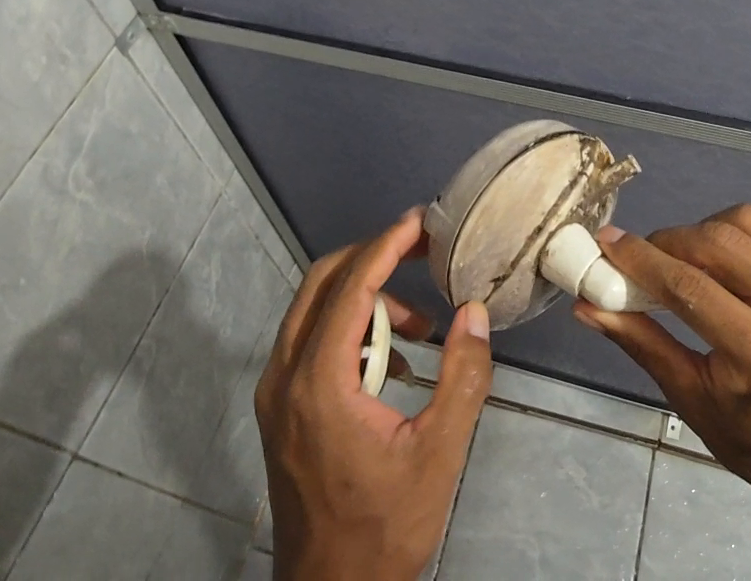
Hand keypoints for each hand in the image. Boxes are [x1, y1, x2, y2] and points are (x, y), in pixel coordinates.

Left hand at [255, 209, 493, 580]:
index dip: (386, 247)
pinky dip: (350, 330)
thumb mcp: (439, 453)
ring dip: (364, 299)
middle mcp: (284, 376)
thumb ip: (463, 377)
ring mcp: (275, 393)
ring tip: (419, 326)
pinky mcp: (280, 409)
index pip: (349, 287)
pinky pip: (311, 342)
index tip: (419, 223)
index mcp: (318, 382)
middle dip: (372, 257)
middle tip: (421, 251)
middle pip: (320, 284)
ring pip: (312, 311)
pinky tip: (393, 362)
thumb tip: (474, 314)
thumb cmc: (385, 527)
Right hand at [573, 204, 750, 506]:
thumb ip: (640, 342)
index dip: (643, 259)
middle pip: (721, 242)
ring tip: (680, 258)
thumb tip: (587, 305)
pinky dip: (735, 234)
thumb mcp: (690, 400)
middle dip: (669, 241)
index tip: (608, 243)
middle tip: (642, 258)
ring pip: (748, 224)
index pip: (692, 286)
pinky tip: (718, 259)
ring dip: (701, 230)